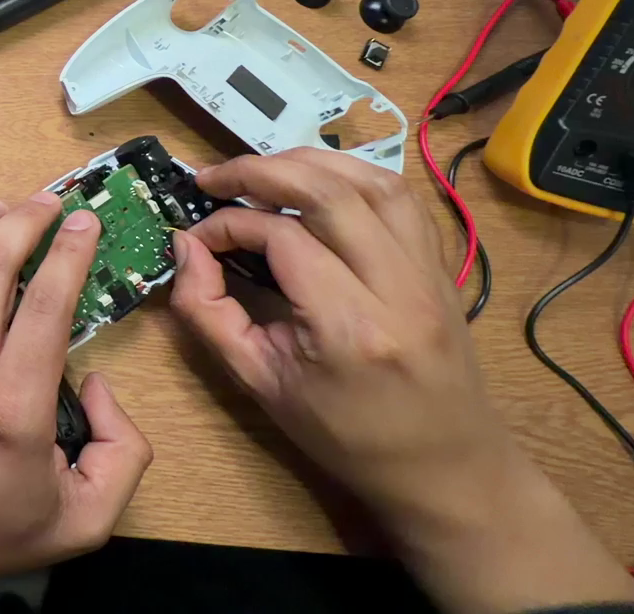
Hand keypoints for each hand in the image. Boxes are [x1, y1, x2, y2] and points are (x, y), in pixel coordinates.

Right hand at [169, 148, 633, 613]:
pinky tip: (312, 183)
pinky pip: (400, 196)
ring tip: (258, 172)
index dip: (227, 224)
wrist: (448, 471)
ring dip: (306, 162)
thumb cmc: (343, 434)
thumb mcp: (254, 380)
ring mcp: (432, 273)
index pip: (281, 235)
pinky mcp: (441, 267)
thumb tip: (185, 245)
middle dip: (259, 170)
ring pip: (372, 180)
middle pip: (330, 190)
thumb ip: (204, 309)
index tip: (197, 239)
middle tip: (212, 178)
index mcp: (350, 325)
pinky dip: (349, 174)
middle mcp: (400, 287)